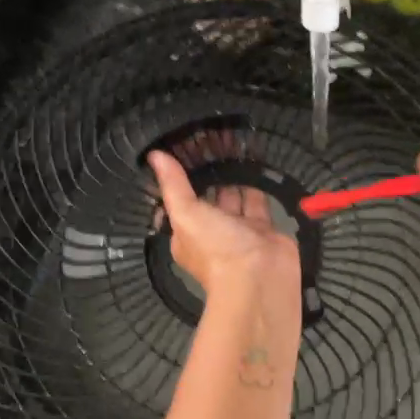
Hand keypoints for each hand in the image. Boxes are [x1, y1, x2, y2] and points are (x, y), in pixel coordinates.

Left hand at [148, 150, 300, 305]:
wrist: (259, 278)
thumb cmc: (215, 250)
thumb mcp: (185, 215)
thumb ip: (173, 186)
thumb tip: (154, 155)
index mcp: (188, 233)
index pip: (182, 201)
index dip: (183, 178)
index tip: (186, 149)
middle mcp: (214, 232)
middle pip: (210, 198)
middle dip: (211, 175)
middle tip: (212, 140)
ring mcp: (241, 231)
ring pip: (236, 197)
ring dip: (235, 176)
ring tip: (233, 144)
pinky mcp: (265, 230)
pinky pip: (259, 201)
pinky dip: (258, 184)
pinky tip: (255, 160)